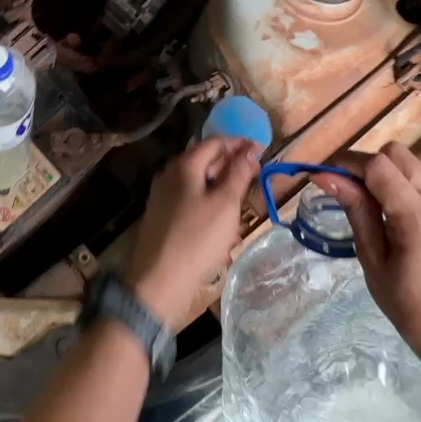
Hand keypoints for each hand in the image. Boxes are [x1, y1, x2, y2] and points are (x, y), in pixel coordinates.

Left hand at [123, 137, 260, 327]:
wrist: (159, 279)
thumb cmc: (197, 238)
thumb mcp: (225, 204)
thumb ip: (238, 174)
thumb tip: (250, 149)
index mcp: (183, 165)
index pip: (215, 142)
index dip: (239, 144)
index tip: (261, 150)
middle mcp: (168, 174)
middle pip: (204, 160)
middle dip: (230, 165)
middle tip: (255, 175)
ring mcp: (162, 194)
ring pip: (197, 181)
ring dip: (220, 186)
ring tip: (242, 199)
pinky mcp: (161, 215)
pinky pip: (189, 200)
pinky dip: (208, 202)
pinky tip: (221, 222)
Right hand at [315, 143, 420, 376]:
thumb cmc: (407, 307)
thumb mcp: (372, 260)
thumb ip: (355, 211)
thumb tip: (326, 176)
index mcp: (416, 218)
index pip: (378, 166)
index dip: (346, 165)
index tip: (322, 178)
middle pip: (396, 154)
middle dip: (365, 163)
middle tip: (344, 188)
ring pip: (414, 160)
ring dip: (387, 168)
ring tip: (370, 195)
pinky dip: (405, 177)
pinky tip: (392, 202)